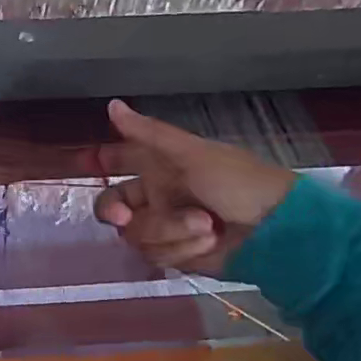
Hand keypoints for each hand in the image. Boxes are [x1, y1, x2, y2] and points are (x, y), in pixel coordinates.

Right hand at [94, 99, 297, 275]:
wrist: (278, 229)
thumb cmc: (238, 183)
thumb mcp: (191, 154)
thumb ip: (148, 134)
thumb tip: (111, 105)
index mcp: (159, 168)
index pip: (118, 163)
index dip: (100, 164)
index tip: (83, 164)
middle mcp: (157, 197)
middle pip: (114, 208)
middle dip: (122, 212)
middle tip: (124, 215)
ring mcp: (166, 227)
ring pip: (135, 236)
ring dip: (170, 232)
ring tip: (205, 227)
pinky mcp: (177, 254)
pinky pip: (156, 256)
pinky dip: (183, 249)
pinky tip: (208, 242)